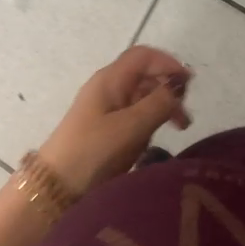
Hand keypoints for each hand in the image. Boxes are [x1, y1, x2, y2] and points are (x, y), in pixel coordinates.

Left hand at [36, 45, 192, 194]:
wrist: (55, 189)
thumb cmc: (93, 151)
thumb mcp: (130, 127)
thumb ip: (158, 103)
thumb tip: (179, 83)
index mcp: (110, 79)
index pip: (143, 56)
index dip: (168, 63)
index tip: (189, 83)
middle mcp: (107, 87)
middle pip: (143, 75)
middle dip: (167, 88)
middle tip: (185, 115)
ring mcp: (104, 108)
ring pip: (140, 96)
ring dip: (161, 107)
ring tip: (178, 128)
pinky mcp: (104, 129)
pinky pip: (133, 115)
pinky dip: (149, 121)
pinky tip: (154, 138)